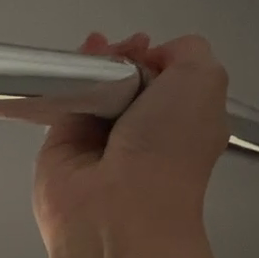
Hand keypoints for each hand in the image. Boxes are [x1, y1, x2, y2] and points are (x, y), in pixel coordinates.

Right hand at [34, 33, 230, 249]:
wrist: (115, 209)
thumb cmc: (167, 150)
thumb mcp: (202, 78)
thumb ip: (181, 53)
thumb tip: (143, 56)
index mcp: (181, 117)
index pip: (162, 73)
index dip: (150, 54)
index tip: (140, 47)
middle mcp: (138, 132)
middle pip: (122, 80)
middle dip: (116, 59)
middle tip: (112, 51)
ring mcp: (96, 145)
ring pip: (90, 93)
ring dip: (87, 72)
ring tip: (87, 60)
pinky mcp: (57, 156)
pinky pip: (59, 113)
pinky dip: (60, 94)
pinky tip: (64, 80)